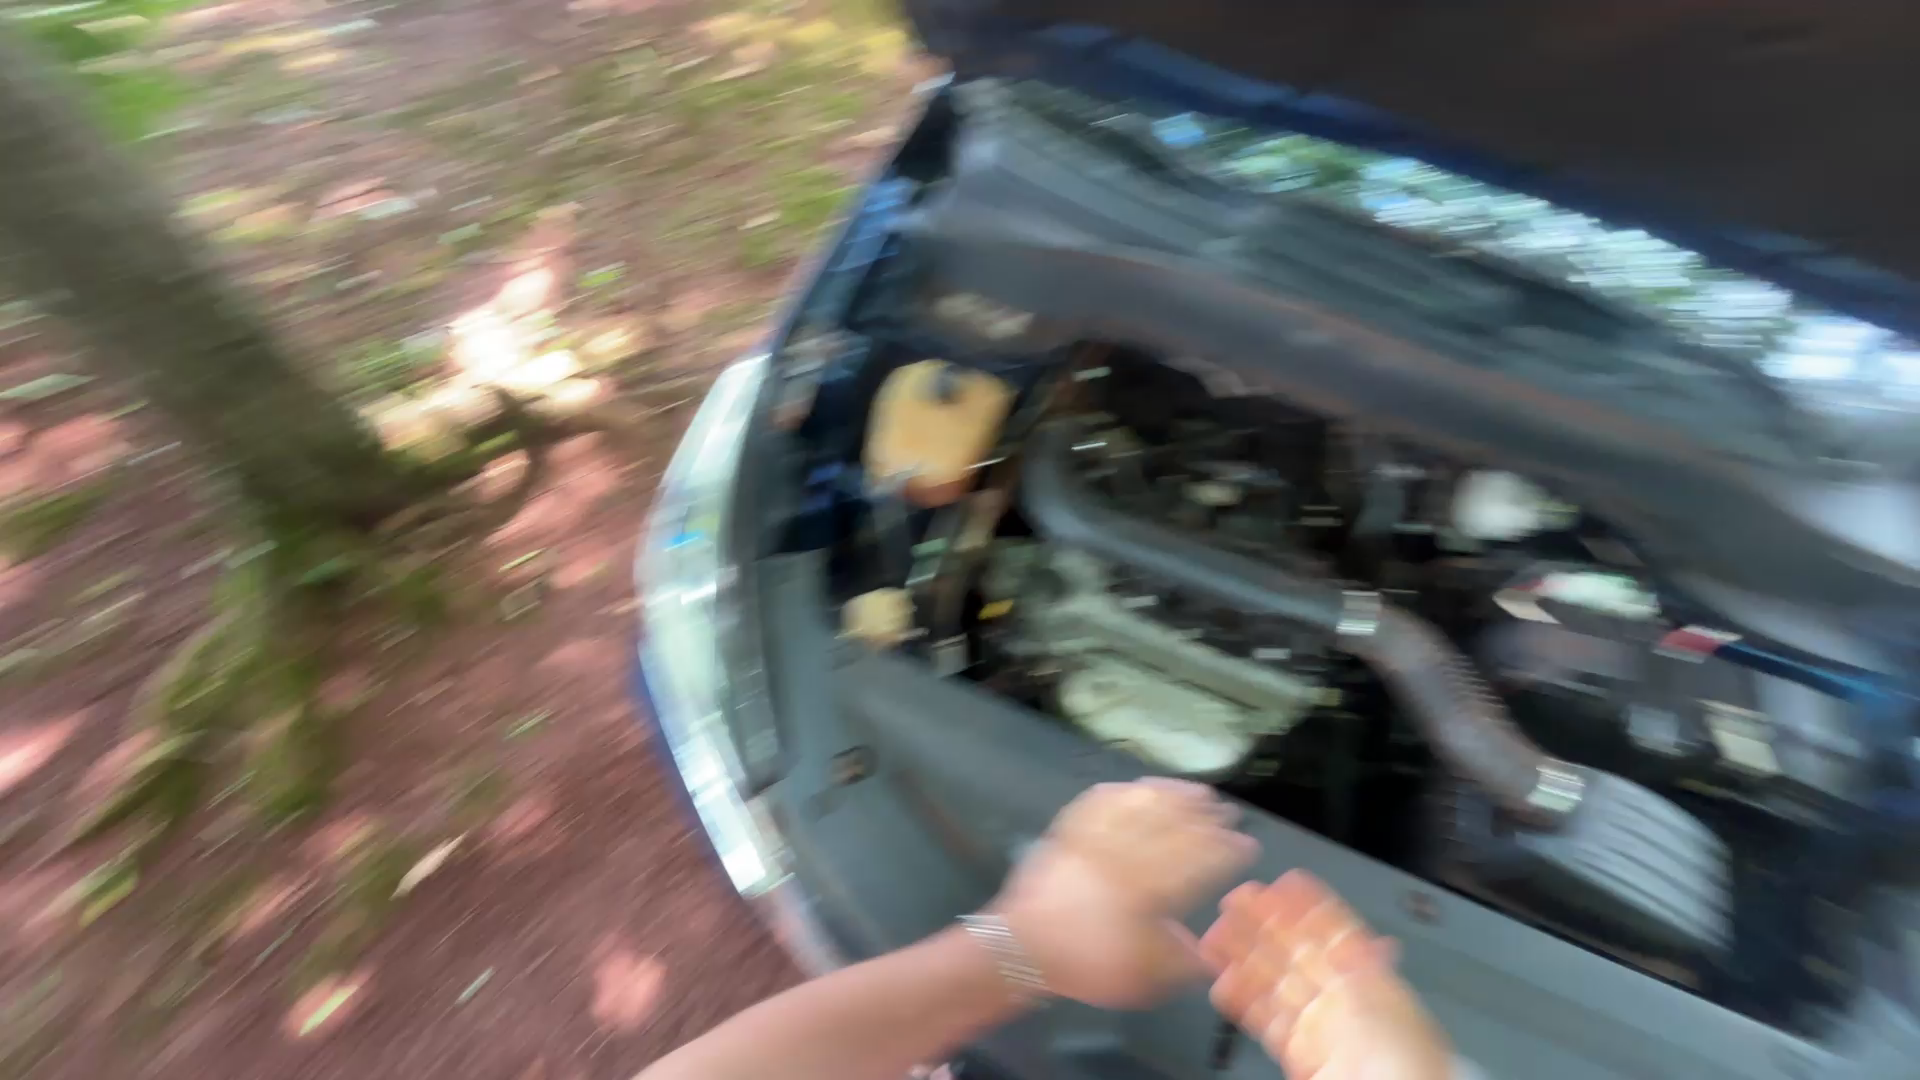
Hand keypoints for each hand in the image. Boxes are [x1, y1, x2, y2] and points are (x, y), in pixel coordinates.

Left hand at [986, 778, 1257, 1008]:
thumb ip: (1179, 960)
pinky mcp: (1070, 830)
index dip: (1224, 849)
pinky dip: (1123, 791)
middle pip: (1172, 826)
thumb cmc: (1086, 964)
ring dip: (1170, 795)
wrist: (1024, 946)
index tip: (1245, 842)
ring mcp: (1095, 838)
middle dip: (1205, 815)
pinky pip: (1099, 801)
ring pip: (1138, 805)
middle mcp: (1123, 856)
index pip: (1196, 861)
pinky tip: (1136, 786)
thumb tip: (1209, 951)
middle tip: (1226, 808)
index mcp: (1146, 892)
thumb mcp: (1142, 977)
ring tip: (1193, 790)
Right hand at [1201, 871, 1450, 1079]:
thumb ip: (1351, 950)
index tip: (1277, 883)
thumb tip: (1331, 914)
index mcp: (1368, 979)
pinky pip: (1264, 1019)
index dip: (1303, 905)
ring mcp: (1318, 1025)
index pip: (1331, 930)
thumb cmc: (1408, 1064)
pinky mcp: (1299, 1053)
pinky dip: (1241, 999)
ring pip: (1272, 981)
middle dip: (1262, 923)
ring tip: (1216, 938)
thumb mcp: (1382, 996)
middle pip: (1293, 952)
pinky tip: (1223, 982)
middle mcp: (1341, 999)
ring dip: (1243, 957)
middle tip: (1233, 901)